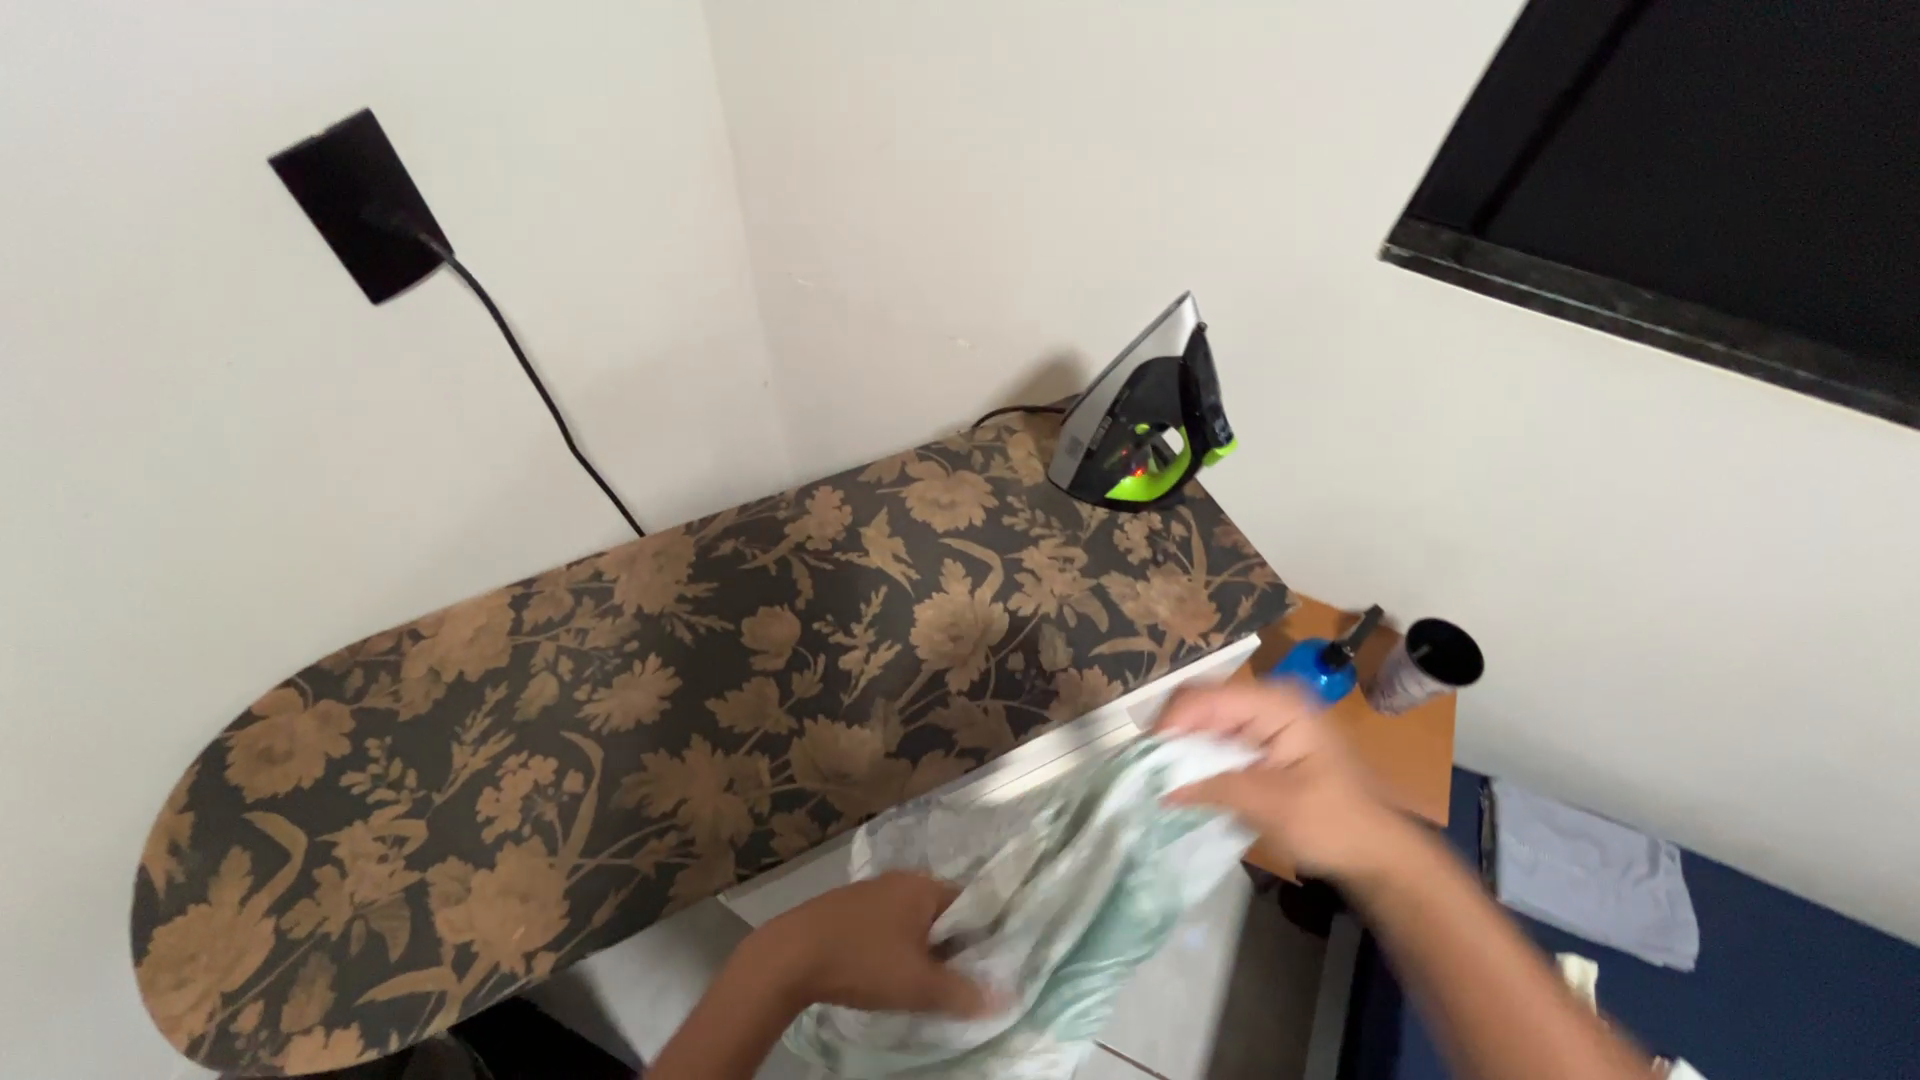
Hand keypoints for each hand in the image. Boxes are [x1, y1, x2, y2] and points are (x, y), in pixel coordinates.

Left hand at [744, 872, 994, 1016]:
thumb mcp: (919, 984)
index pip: (969, 904)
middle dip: (948, 946)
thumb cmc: (864, 961)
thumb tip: (1006, 998)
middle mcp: (901, 879)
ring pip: (911, 920)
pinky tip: (882, 971)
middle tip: (952, 981)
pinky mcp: (847, 907)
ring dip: (918, 949)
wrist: (791, 955)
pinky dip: (892, 946)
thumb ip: (963, 993)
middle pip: (940, 913)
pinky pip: (885, 924)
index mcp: (924, 886)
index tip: (983, 966)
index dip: (981, 935)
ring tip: (917, 982)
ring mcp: (871, 890)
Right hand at [1155, 682, 1409, 881]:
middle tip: (1148, 768)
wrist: (1378, 852)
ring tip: (1158, 775)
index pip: (1207, 697)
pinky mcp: (1263, 742)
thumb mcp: (1273, 807)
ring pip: (1207, 721)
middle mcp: (1269, 700)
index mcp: (1278, 703)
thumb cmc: (1335, 824)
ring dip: (1183, 748)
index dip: (1172, 722)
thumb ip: (1216, 788)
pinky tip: (1185, 781)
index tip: (1148, 757)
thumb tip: (1162, 788)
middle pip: (1202, 704)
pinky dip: (1200, 758)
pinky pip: (1219, 739)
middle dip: (1173, 734)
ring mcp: (1267, 720)